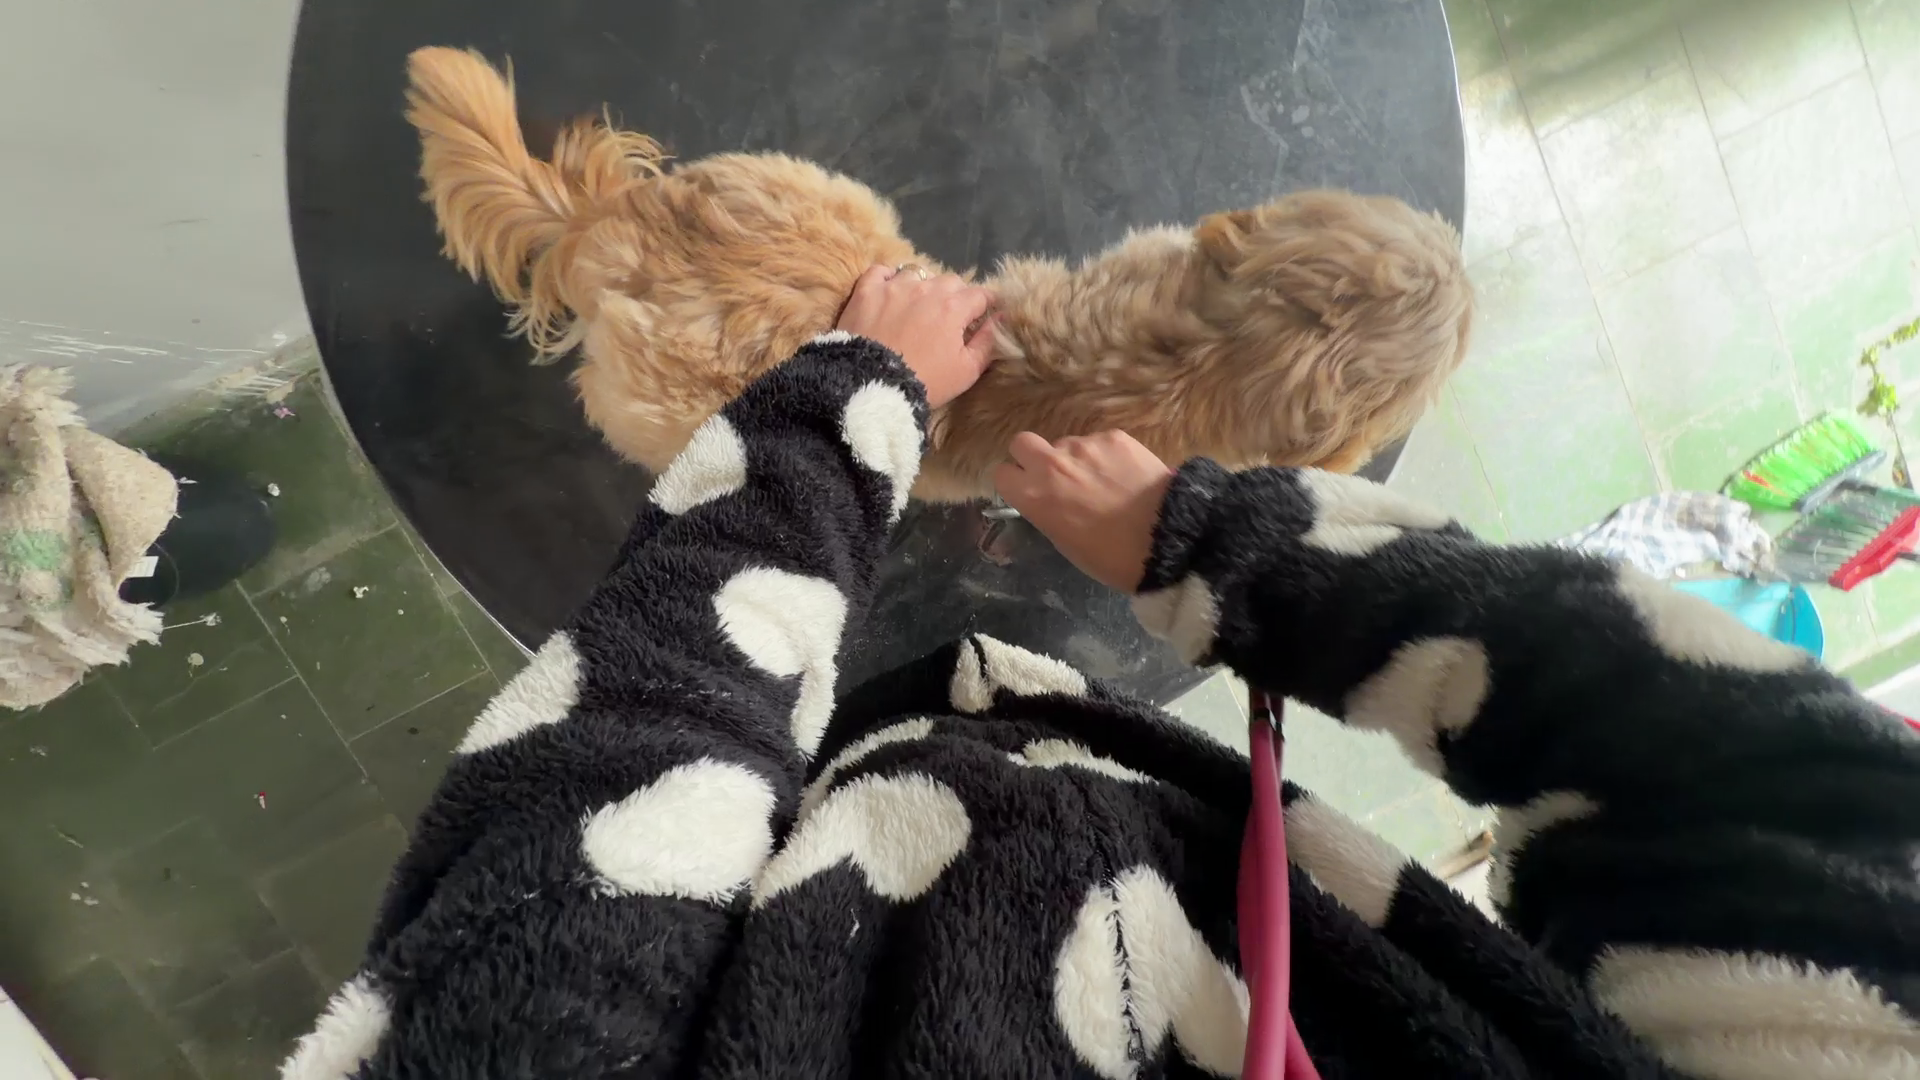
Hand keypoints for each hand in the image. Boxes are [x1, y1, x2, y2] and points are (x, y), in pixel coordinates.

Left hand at [837, 264, 997, 407]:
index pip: (981, 294)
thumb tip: (1002, 317)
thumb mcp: (967, 371)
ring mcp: (895, 286)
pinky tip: (890, 291)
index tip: (984, 314)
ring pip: (918, 273)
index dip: (986, 304)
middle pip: (951, 281)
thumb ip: (988, 341)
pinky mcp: (867, 290)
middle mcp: (927, 288)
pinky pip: (881, 271)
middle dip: (956, 295)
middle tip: (950, 316)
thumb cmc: (926, 382)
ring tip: (919, 306)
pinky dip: (888, 278)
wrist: (871, 385)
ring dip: (923, 287)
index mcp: (954, 307)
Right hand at [992, 430, 1174, 592]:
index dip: (1014, 482)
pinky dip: (1105, 456)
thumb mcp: (1066, 544)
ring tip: (1102, 482)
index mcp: (1034, 496)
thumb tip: (1048, 500)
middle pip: (1022, 442)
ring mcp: (1084, 446)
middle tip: (1053, 477)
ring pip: (1065, 444)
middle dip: (1031, 457)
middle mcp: (1052, 464)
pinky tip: (1124, 476)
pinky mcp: (1114, 437)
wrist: (1167, 537)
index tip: (1026, 491)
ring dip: (1074, 459)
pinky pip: (1098, 442)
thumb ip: (1046, 513)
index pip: (1001, 473)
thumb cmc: (1112, 556)